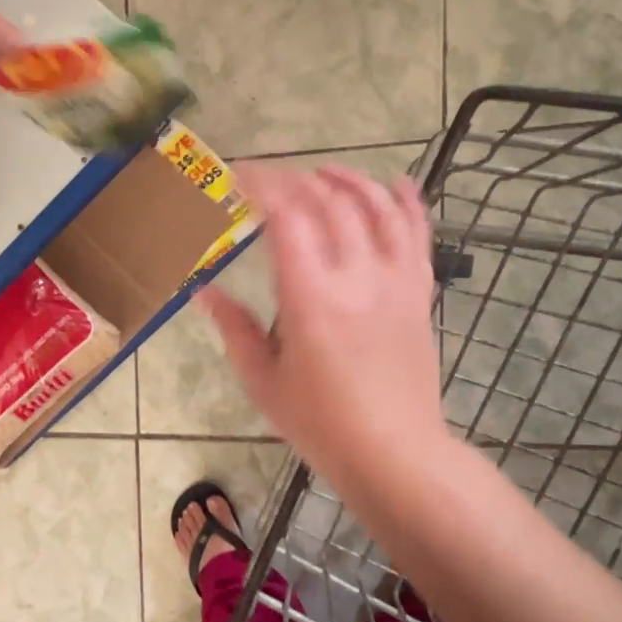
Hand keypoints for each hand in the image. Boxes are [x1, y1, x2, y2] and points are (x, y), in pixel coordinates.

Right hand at [204, 166, 449, 470]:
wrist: (392, 451)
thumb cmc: (317, 421)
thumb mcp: (261, 379)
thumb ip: (233, 328)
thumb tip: (202, 292)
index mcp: (309, 297)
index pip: (287, 217)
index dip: (262, 185)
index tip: (238, 175)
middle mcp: (356, 277)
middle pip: (330, 203)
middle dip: (296, 180)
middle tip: (268, 180)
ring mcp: (395, 281)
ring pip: (377, 208)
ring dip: (349, 181)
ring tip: (324, 170)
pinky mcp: (419, 292)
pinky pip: (418, 234)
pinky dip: (407, 202)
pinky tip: (396, 184)